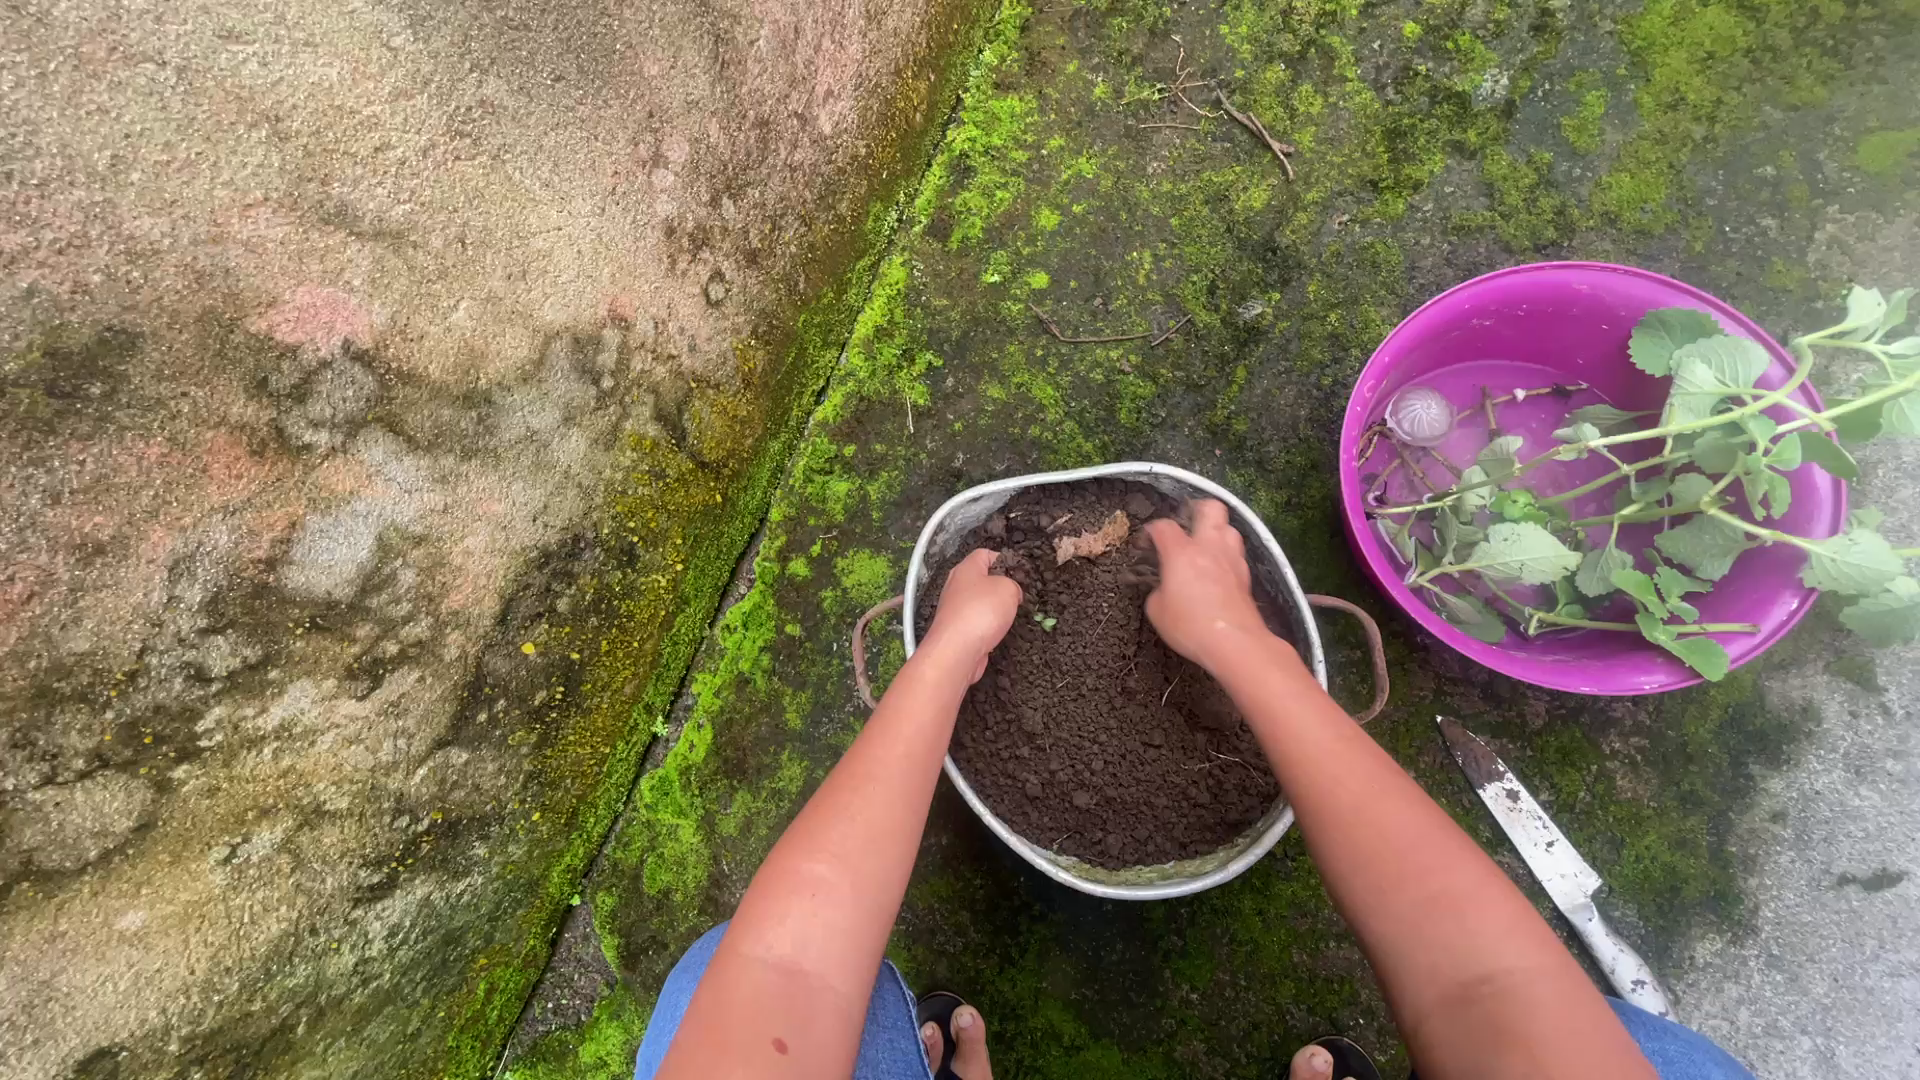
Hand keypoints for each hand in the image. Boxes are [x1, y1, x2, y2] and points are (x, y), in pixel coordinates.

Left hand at [922, 548, 1023, 681]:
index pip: (985, 554)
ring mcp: (954, 608)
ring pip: (979, 601)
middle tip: (1017, 596)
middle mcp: (956, 585)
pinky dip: (987, 625)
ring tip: (1009, 616)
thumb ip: (1013, 583)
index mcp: (966, 568)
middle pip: (982, 578)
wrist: (956, 651)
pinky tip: (996, 632)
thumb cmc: (981, 612)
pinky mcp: (956, 628)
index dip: (1004, 560)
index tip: (1019, 573)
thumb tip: (1012, 592)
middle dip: (1001, 586)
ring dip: (995, 608)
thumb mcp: (1008, 588)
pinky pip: (976, 621)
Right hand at [1143, 499, 1286, 674]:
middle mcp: (1209, 547)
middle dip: (1195, 509)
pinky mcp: (1245, 575)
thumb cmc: (1191, 626)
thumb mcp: (1157, 611)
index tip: (1145, 543)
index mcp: (1181, 552)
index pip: (1163, 526)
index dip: (1150, 531)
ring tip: (1204, 544)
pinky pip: (1236, 551)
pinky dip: (1226, 552)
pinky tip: (1217, 567)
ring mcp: (1231, 558)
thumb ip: (1157, 590)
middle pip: (1210, 508)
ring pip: (1229, 526)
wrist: (1235, 642)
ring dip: (1216, 530)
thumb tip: (1164, 586)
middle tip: (1185, 523)